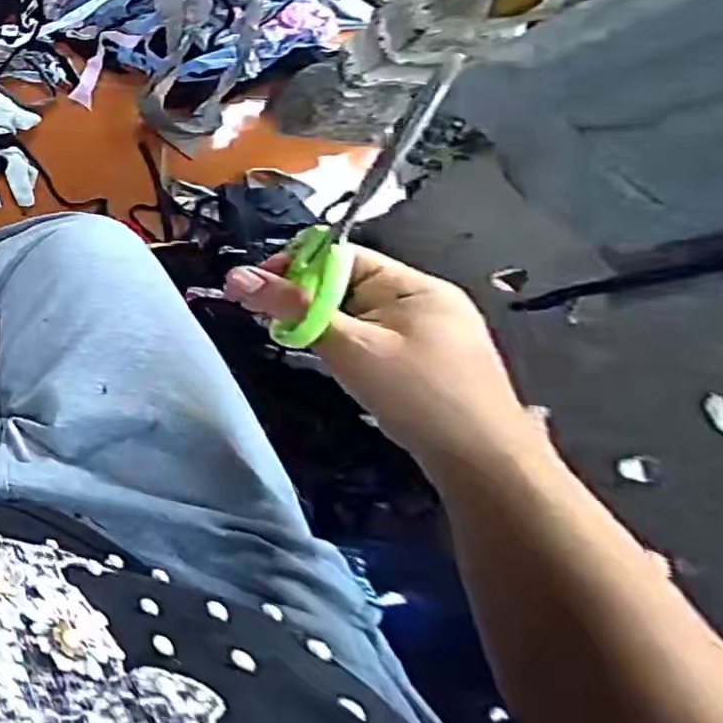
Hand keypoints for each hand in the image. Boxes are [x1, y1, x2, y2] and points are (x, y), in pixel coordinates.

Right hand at [223, 246, 542, 473]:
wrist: (486, 467)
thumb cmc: (418, 395)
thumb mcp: (347, 346)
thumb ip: (291, 307)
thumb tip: (235, 275)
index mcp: (412, 286)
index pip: (337, 256)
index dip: (291, 266)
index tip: (252, 288)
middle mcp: (419, 300)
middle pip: (340, 281)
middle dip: (297, 295)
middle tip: (260, 315)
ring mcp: (421, 329)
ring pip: (347, 309)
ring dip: (313, 319)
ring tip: (287, 336)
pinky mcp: (416, 356)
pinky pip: (362, 331)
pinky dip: (334, 337)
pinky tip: (321, 354)